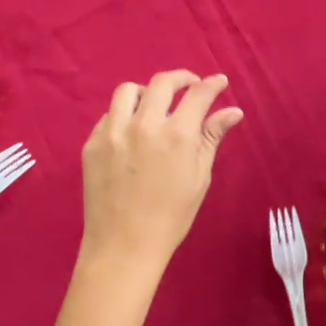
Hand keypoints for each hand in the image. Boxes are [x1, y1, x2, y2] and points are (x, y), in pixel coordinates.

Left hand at [80, 70, 242, 272]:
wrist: (123, 247)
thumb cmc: (171, 217)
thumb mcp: (199, 177)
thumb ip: (212, 138)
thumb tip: (233, 111)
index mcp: (177, 135)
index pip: (198, 94)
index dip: (212, 84)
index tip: (219, 82)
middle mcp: (144, 125)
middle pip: (163, 82)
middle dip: (182, 78)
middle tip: (190, 86)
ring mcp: (114, 132)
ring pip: (128, 90)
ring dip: (147, 92)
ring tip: (154, 105)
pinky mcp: (92, 143)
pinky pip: (109, 115)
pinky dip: (123, 115)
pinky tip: (131, 132)